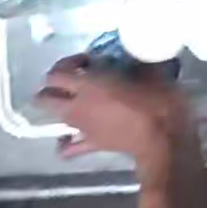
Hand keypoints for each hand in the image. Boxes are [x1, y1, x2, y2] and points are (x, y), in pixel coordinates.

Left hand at [37, 55, 198, 185]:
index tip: (89, 60)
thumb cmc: (160, 103)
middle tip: (77, 81)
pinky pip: (68, 146)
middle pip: (43, 97)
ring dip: (62, 108)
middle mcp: (76, 106)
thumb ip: (138, 67)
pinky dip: (67, 141)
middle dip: (54, 88)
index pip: (57, 73)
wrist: (162, 139)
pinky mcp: (91, 144)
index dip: (67, 63)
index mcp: (89, 86)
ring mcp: (80, 127)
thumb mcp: (155, 76)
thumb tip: (135, 61)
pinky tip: (76, 135)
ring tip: (82, 103)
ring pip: (53, 117)